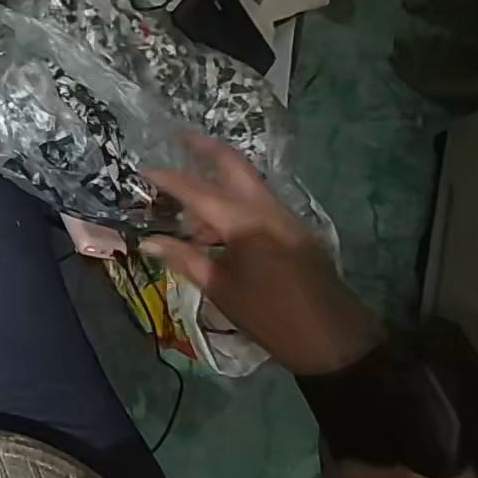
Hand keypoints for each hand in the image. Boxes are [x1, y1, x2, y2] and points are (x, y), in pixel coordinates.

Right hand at [143, 136, 381, 374]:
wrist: (335, 340)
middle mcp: (263, 207)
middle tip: (178, 137)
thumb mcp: (220, 288)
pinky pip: (255, 202)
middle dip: (204, 147)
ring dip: (215, 183)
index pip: (194, 189)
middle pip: (231, 163)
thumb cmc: (270, 316)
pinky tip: (212, 230)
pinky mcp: (291, 227)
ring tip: (185, 210)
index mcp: (242, 221)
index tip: (141, 168)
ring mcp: (282, 214)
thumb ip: (184, 257)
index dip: (165, 178)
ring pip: (244, 183)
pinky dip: (231, 203)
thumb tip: (148, 241)